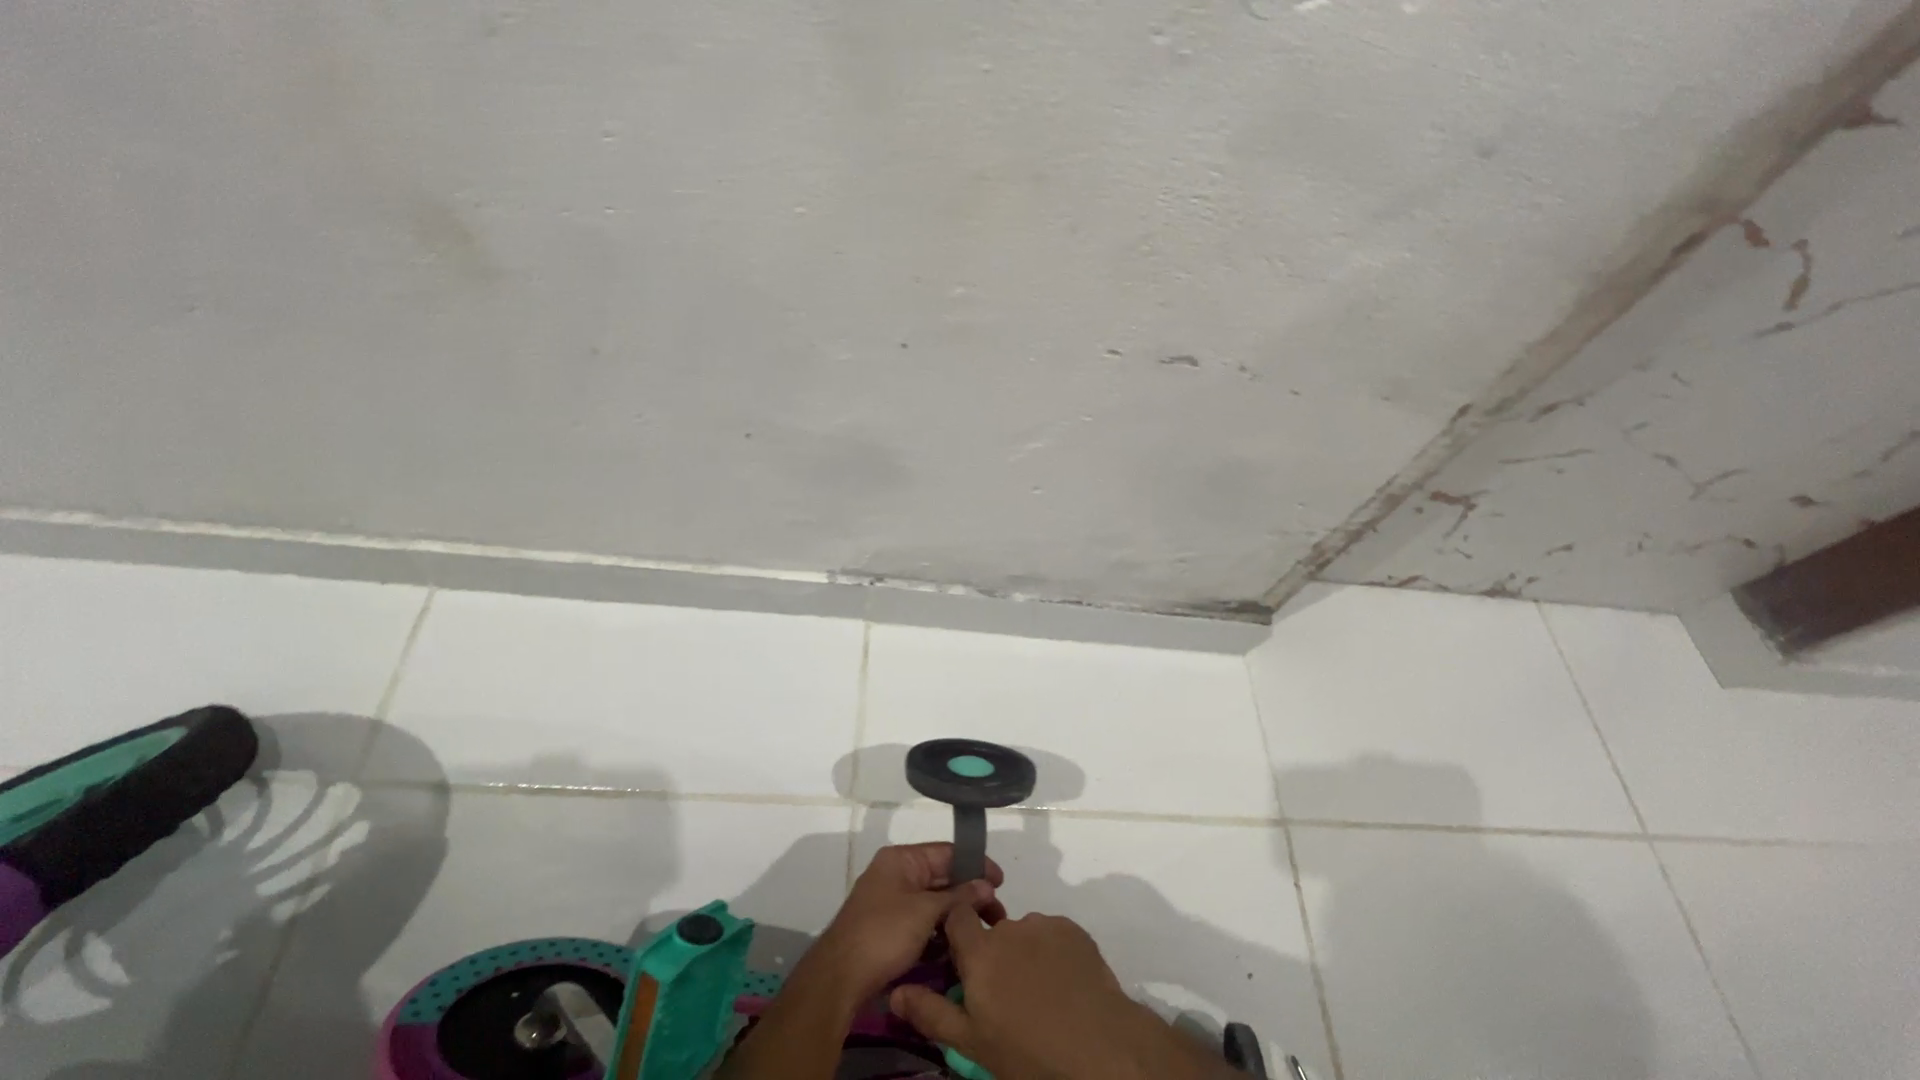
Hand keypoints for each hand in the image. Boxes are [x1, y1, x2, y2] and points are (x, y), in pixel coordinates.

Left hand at [804, 842, 1006, 1005]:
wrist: (840, 978)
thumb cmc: (883, 934)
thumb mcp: (925, 912)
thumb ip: (959, 897)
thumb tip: (987, 886)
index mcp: (901, 860)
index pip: (947, 852)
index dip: (976, 864)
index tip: (1002, 883)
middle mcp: (896, 875)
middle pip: (943, 878)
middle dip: (971, 896)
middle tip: (999, 917)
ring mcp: (892, 903)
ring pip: (935, 904)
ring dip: (958, 917)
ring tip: (984, 934)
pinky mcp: (891, 930)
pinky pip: (924, 924)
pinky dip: (941, 933)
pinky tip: (960, 948)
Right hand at [889, 908, 1237, 1079]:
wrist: (1100, 1047)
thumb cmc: (1028, 1050)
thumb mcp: (973, 1042)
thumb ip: (931, 1013)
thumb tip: (894, 993)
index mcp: (978, 952)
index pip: (956, 915)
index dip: (955, 928)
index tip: (960, 954)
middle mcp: (1008, 929)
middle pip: (992, 931)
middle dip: (993, 954)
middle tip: (1004, 994)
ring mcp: (1044, 926)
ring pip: (1024, 934)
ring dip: (1024, 954)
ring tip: (1038, 992)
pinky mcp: (1074, 931)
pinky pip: (1052, 935)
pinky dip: (1051, 952)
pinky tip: (1062, 984)